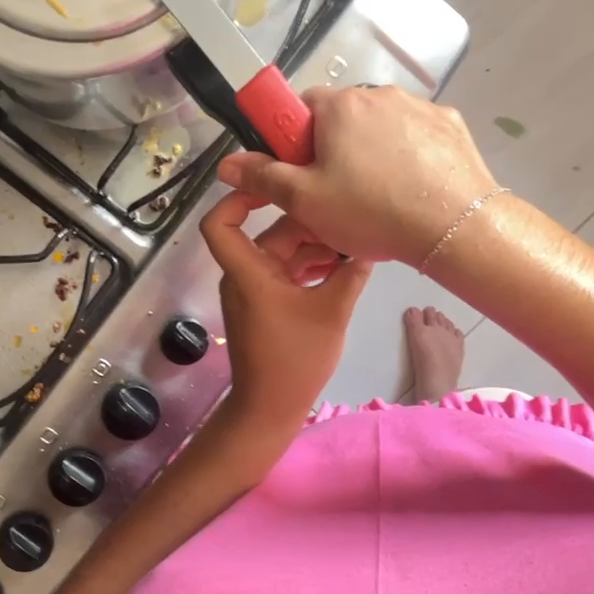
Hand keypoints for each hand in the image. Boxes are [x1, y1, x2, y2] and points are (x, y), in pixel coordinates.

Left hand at [198, 192, 371, 425]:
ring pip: (282, 253)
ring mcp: (253, 291)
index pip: (222, 222)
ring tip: (356, 243)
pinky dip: (310, 266)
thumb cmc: (294, 360)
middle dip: (309, 224)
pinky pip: (285, 273)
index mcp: (248, 272)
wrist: (269, 408)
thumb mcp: (331, 311)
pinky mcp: (265, 305)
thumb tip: (372, 241)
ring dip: (315, 247)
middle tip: (351, 218)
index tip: (276, 185)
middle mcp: (244, 275)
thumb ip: (351, 272)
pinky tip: (344, 266)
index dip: (239, 197)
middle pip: (270, 234)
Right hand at [217, 86, 500, 268]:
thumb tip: (226, 163)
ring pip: (379, 128)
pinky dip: (408, 158)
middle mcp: (379, 95)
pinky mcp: (451, 125)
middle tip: (335, 196)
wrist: (455, 225)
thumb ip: (262, 178)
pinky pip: (415, 138)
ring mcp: (420, 107)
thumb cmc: (369, 211)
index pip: (300, 107)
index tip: (301, 175)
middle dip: (333, 149)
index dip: (293, 142)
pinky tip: (410, 192)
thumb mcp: (303, 201)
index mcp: (339, 106)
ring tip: (378, 199)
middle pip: (341, 118)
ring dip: (371, 153)